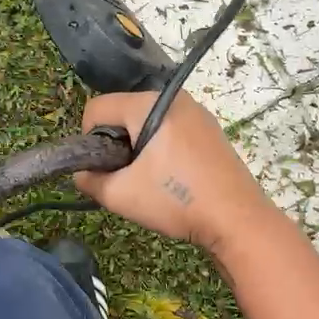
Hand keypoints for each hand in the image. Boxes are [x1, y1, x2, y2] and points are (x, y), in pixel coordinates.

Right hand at [75, 91, 267, 254]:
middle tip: (126, 176)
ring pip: (145, 121)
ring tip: (149, 178)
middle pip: (122, 112)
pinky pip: (168, 128)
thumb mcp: (119, 196)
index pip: (97, 108)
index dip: (88, 139)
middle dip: (115, 142)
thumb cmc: (175, 201)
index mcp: (148, 105)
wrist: (238, 220)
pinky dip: (159, 147)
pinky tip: (170, 175)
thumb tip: (81, 173)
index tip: (103, 167)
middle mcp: (172, 98)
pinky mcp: (208, 128)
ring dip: (137, 146)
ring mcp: (195, 111)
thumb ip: (88, 180)